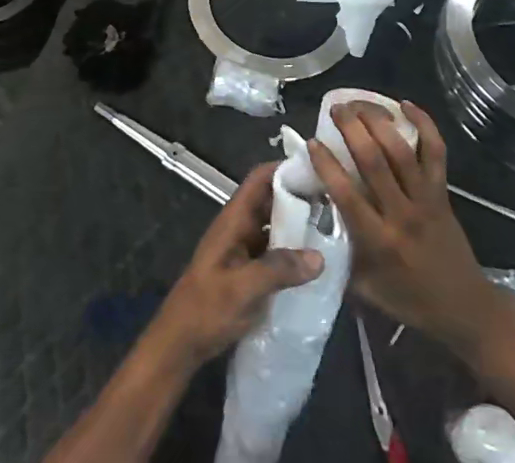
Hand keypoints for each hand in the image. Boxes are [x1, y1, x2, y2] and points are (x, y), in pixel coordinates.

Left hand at [146, 162, 323, 369]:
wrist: (178, 347)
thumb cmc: (204, 311)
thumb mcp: (241, 289)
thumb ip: (278, 269)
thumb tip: (320, 257)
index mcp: (233, 221)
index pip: (260, 179)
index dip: (286, 169)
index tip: (318, 171)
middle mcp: (239, 228)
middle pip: (271, 200)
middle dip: (300, 196)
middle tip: (337, 201)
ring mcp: (244, 250)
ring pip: (275, 225)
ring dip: (300, 224)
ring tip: (335, 227)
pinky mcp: (249, 271)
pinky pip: (275, 250)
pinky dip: (294, 250)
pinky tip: (317, 260)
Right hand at [308, 101, 505, 356]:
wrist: (465, 306)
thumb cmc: (410, 300)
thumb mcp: (366, 289)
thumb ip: (339, 259)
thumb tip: (311, 228)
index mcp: (379, 242)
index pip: (348, 195)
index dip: (328, 165)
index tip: (312, 142)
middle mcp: (402, 214)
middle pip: (375, 161)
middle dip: (353, 129)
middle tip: (335, 109)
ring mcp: (426, 199)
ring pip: (402, 151)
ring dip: (379, 122)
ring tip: (359, 103)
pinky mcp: (443, 192)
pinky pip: (436, 152)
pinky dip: (424, 125)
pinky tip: (406, 105)